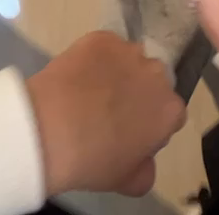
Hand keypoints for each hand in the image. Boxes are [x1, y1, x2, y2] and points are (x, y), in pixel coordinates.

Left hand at [25, 32, 186, 196]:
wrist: (47, 129)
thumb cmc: (90, 160)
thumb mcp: (124, 180)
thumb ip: (145, 172)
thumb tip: (146, 163)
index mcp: (169, 109)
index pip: (171, 114)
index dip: (152, 124)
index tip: (133, 134)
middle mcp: (158, 73)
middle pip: (153, 82)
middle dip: (139, 94)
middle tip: (111, 114)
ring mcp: (130, 50)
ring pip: (130, 61)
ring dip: (119, 73)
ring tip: (90, 94)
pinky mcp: (103, 37)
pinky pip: (105, 48)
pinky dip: (95, 60)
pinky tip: (78, 78)